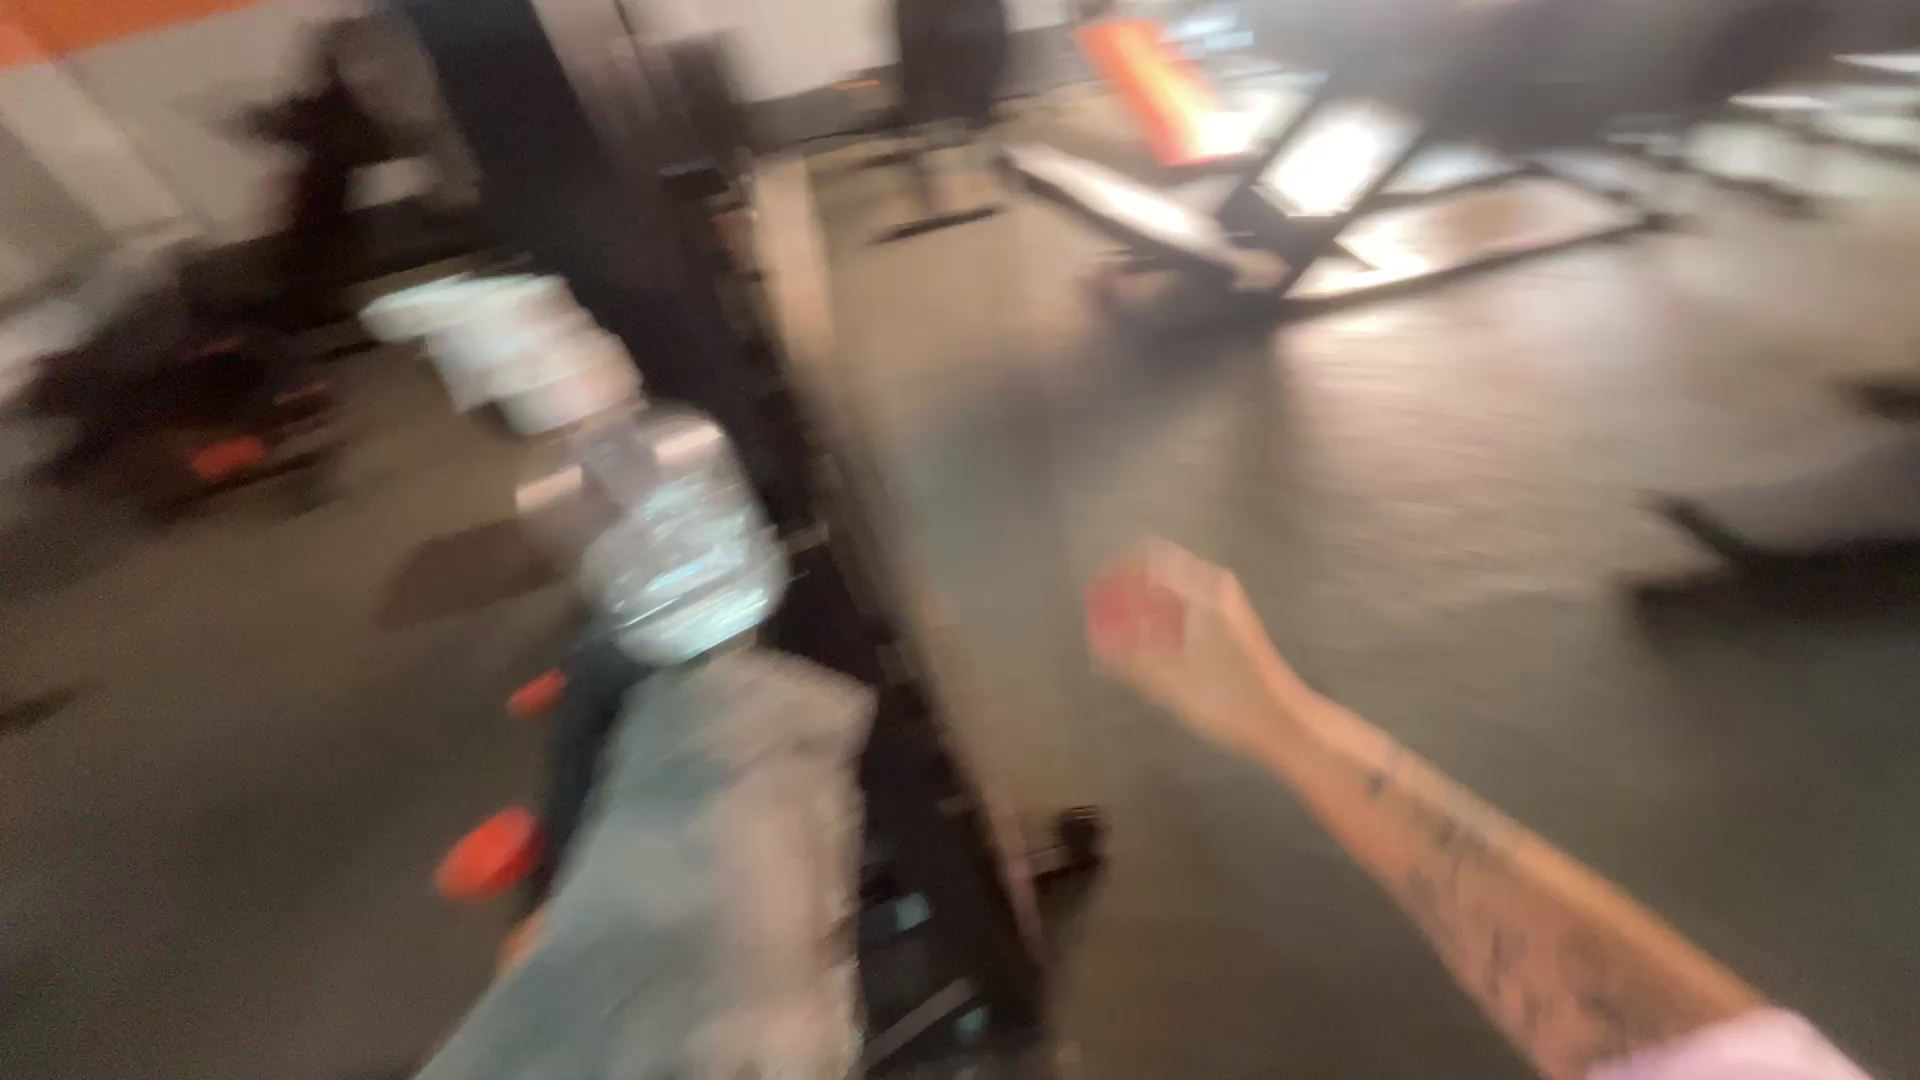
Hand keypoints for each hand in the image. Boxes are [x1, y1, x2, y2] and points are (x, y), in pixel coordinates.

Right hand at [1085, 541, 1310, 757]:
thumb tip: (1095, 636)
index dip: (1114, 575)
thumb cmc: (1226, 698)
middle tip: (1101, 616)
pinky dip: (1157, 615)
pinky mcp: (1226, 620)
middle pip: (1156, 569)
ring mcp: (1222, 602)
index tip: (1094, 598)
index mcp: (1200, 592)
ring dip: (1140, 604)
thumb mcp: (1168, 678)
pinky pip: (1182, 602)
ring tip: (1116, 634)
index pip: (1147, 559)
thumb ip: (1127, 652)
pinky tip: (1143, 645)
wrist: (1280, 721)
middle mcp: (1212, 587)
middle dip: (1124, 589)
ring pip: (1168, 587)